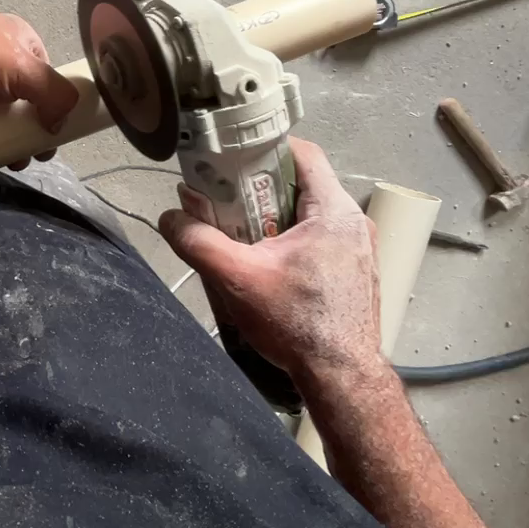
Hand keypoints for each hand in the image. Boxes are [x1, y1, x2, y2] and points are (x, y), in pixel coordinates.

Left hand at [0, 13, 79, 167]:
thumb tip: (60, 121)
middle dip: (31, 127)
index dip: (54, 103)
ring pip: (3, 115)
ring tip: (11, 159)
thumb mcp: (24, 69)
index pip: (48, 75)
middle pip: (26, 99)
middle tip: (32, 153)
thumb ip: (55, 93)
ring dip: (10, 138)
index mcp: (19, 38)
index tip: (54, 131)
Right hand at [158, 137, 385, 383]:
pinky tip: (264, 263)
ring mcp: (358, 248)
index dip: (262, 147)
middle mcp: (353, 222)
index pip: (301, 152)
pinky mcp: (353, 270)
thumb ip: (196, 241)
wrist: (341, 379)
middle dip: (256, 187)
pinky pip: (314, 235)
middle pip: (298, 181)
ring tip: (239, 235)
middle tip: (223, 201)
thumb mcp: (235, 277)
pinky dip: (285, 237)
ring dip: (269, 215)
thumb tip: (170, 218)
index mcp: (335, 212)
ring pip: (305, 211)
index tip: (230, 160)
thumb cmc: (298, 324)